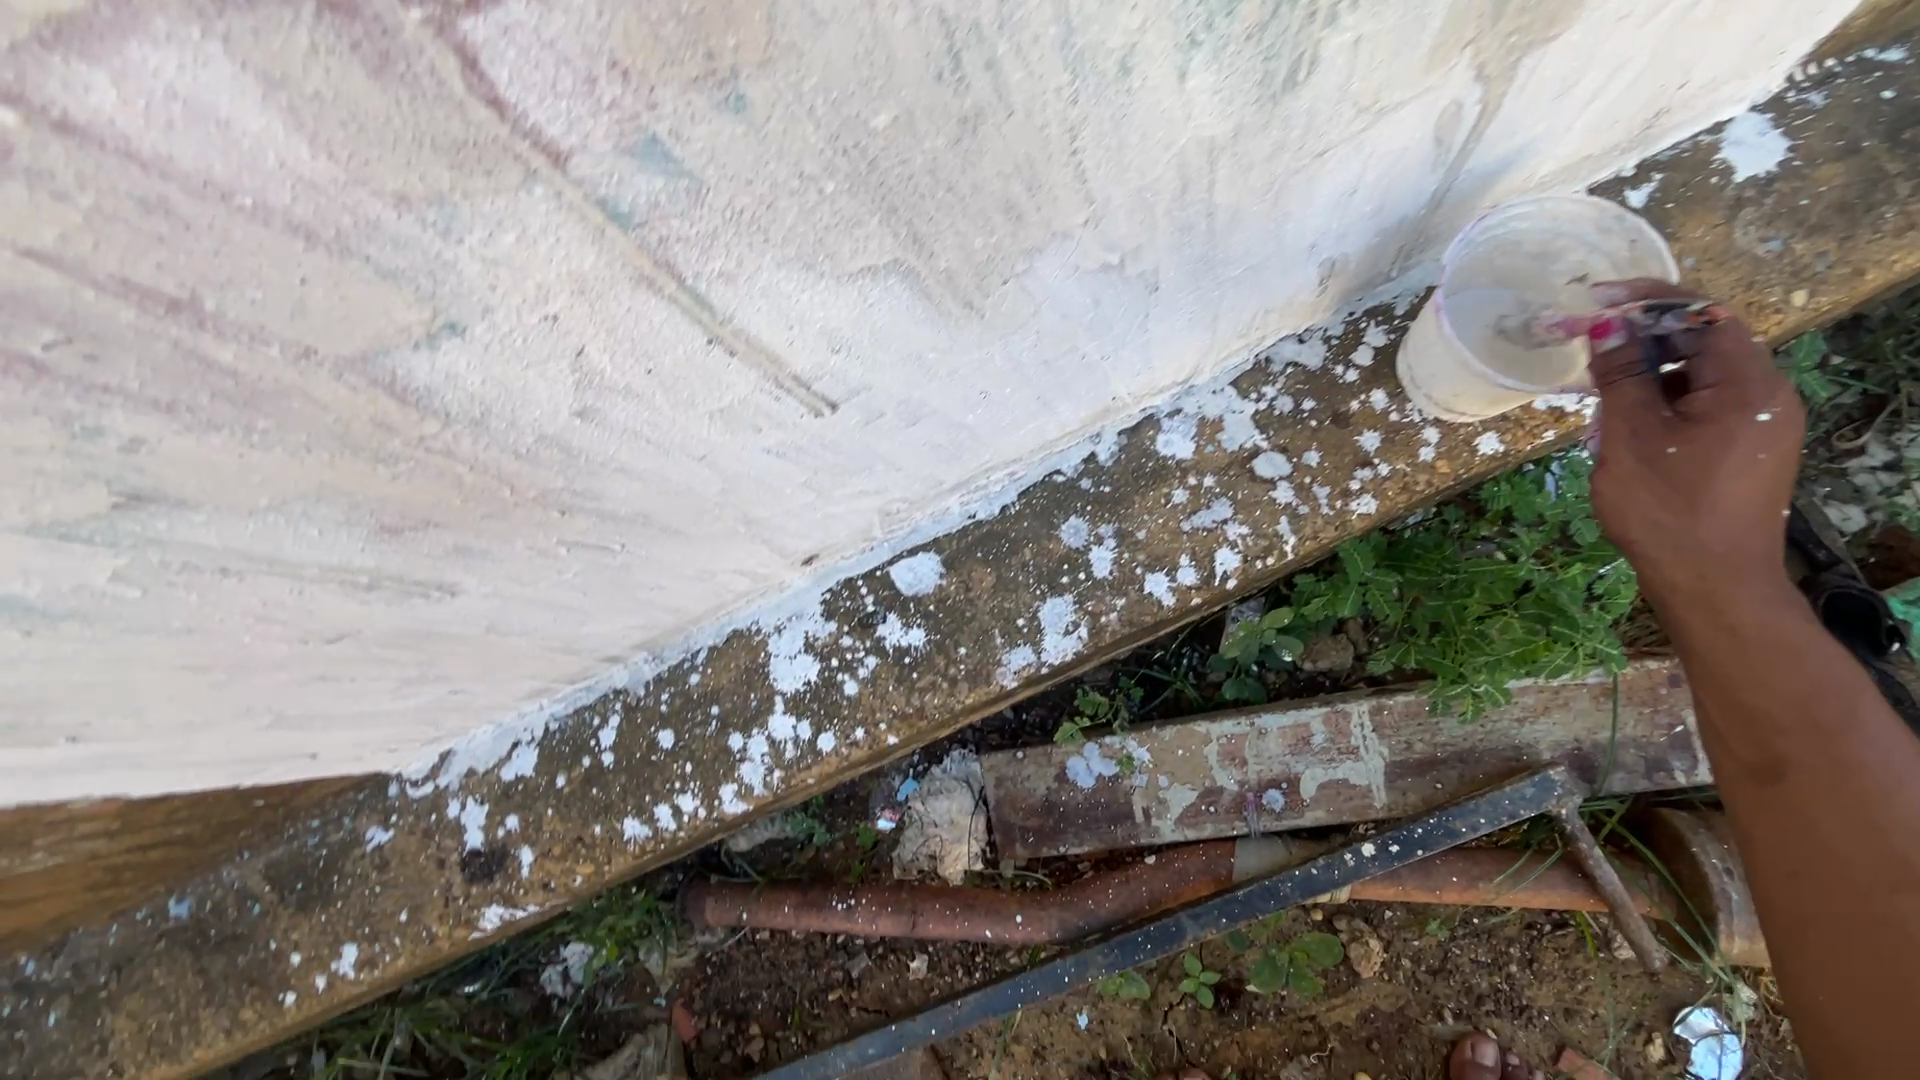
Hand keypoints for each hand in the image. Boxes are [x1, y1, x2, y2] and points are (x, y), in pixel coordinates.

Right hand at [1584, 279, 1804, 608]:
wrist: (1711, 580)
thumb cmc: (1666, 506)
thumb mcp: (1631, 435)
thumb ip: (1621, 375)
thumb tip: (1607, 326)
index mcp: (1749, 384)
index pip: (1704, 314)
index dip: (1647, 300)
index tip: (1594, 301)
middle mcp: (1767, 395)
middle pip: (1703, 342)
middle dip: (1641, 340)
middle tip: (1586, 348)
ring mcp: (1760, 424)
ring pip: (1699, 377)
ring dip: (1647, 376)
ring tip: (1597, 397)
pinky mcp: (1744, 449)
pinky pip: (1701, 406)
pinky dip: (1661, 403)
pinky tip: (1623, 426)